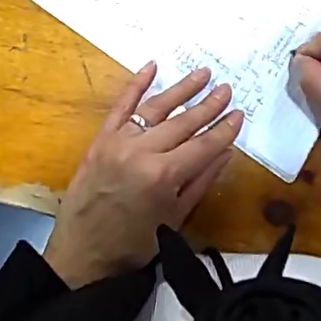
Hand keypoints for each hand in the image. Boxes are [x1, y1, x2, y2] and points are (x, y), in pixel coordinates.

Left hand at [42, 63, 242, 286]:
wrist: (82, 253)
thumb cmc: (133, 244)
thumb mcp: (174, 217)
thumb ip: (200, 181)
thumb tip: (224, 152)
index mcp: (163, 176)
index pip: (203, 145)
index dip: (223, 129)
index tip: (239, 114)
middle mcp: (141, 152)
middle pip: (183, 122)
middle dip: (208, 105)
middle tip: (226, 88)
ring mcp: (119, 141)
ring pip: (156, 107)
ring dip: (181, 89)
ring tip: (202, 73)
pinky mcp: (101, 138)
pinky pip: (121, 105)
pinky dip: (136, 84)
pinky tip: (152, 66)